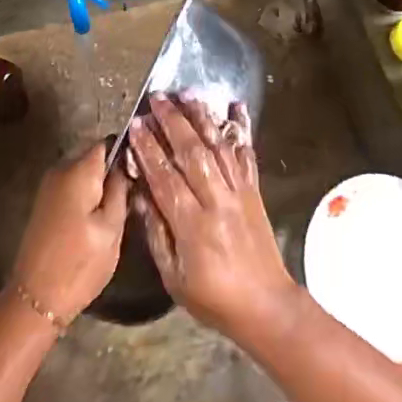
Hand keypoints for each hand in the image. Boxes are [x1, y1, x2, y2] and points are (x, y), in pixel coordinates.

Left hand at [9, 139, 130, 324]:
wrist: (36, 296)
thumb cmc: (79, 264)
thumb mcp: (111, 229)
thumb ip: (119, 191)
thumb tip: (126, 163)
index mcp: (78, 171)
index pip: (107, 143)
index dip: (127, 151)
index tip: (143, 168)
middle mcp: (60, 168)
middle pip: (94, 155)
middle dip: (114, 169)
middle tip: (135, 192)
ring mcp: (49, 184)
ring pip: (84, 171)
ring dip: (101, 183)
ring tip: (121, 206)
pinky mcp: (45, 200)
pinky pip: (73, 184)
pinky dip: (87, 193)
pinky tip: (99, 216)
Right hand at [126, 95, 300, 341]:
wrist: (266, 307)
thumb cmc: (213, 297)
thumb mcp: (173, 275)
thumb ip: (156, 230)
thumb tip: (140, 192)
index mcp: (193, 225)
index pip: (165, 177)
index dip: (149, 148)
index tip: (135, 124)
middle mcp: (217, 201)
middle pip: (193, 153)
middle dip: (173, 122)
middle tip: (157, 98)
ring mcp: (240, 193)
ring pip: (219, 147)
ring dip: (202, 118)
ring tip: (187, 94)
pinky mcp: (255, 191)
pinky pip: (246, 155)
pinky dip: (241, 130)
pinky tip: (236, 108)